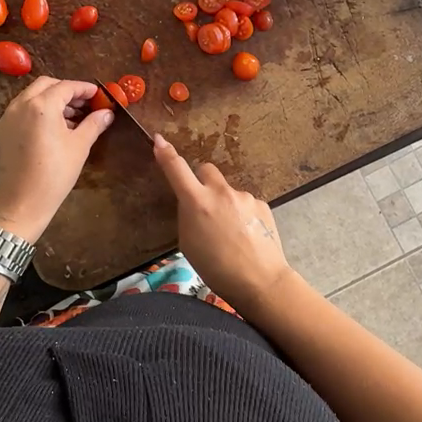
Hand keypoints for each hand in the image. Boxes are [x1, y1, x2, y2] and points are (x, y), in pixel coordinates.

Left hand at [0, 77, 114, 241]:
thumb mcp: (79, 146)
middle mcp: (21, 105)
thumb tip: (107, 113)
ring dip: (53, 99)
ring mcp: (9, 116)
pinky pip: (24, 109)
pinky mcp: (4, 129)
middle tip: (85, 102)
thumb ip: (94, 124)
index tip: (98, 94)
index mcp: (41, 106)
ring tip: (73, 116)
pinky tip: (55, 126)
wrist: (22, 202)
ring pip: (32, 95)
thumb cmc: (55, 173)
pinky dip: (40, 109)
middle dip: (66, 90)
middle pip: (46, 85)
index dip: (84, 89)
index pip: (66, 87)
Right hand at [153, 135, 298, 311]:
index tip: (159, 140)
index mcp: (197, 203)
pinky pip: (245, 203)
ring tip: (231, 233)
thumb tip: (193, 203)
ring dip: (225, 203)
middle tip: (204, 206)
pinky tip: (246, 235)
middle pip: (206, 170)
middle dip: (202, 182)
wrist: (260, 280)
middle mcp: (221, 192)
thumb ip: (188, 216)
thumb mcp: (188, 244)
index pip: (177, 169)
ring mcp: (244, 196)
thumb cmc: (216, 269)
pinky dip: (242, 214)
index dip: (166, 153)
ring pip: (227, 191)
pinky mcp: (262, 204)